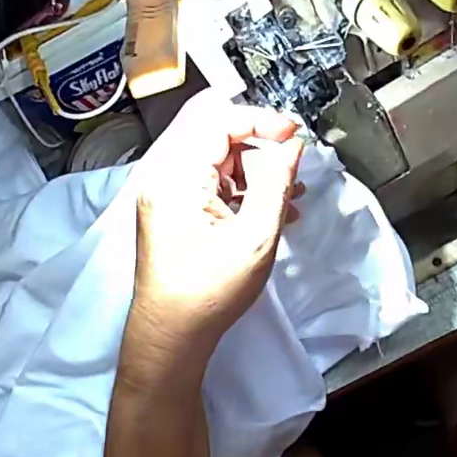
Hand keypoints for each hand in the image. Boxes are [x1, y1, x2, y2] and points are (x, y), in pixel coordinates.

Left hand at [126, 99, 305, 373]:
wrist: (171, 337)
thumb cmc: (206, 296)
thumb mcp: (255, 237)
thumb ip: (276, 184)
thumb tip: (291, 148)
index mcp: (176, 179)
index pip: (217, 121)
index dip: (260, 120)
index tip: (291, 132)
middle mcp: (165, 181)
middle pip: (215, 136)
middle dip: (260, 145)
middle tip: (292, 161)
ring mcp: (168, 197)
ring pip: (216, 161)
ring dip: (255, 170)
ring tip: (291, 193)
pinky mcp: (175, 213)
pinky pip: (211, 184)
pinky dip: (242, 190)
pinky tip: (272, 209)